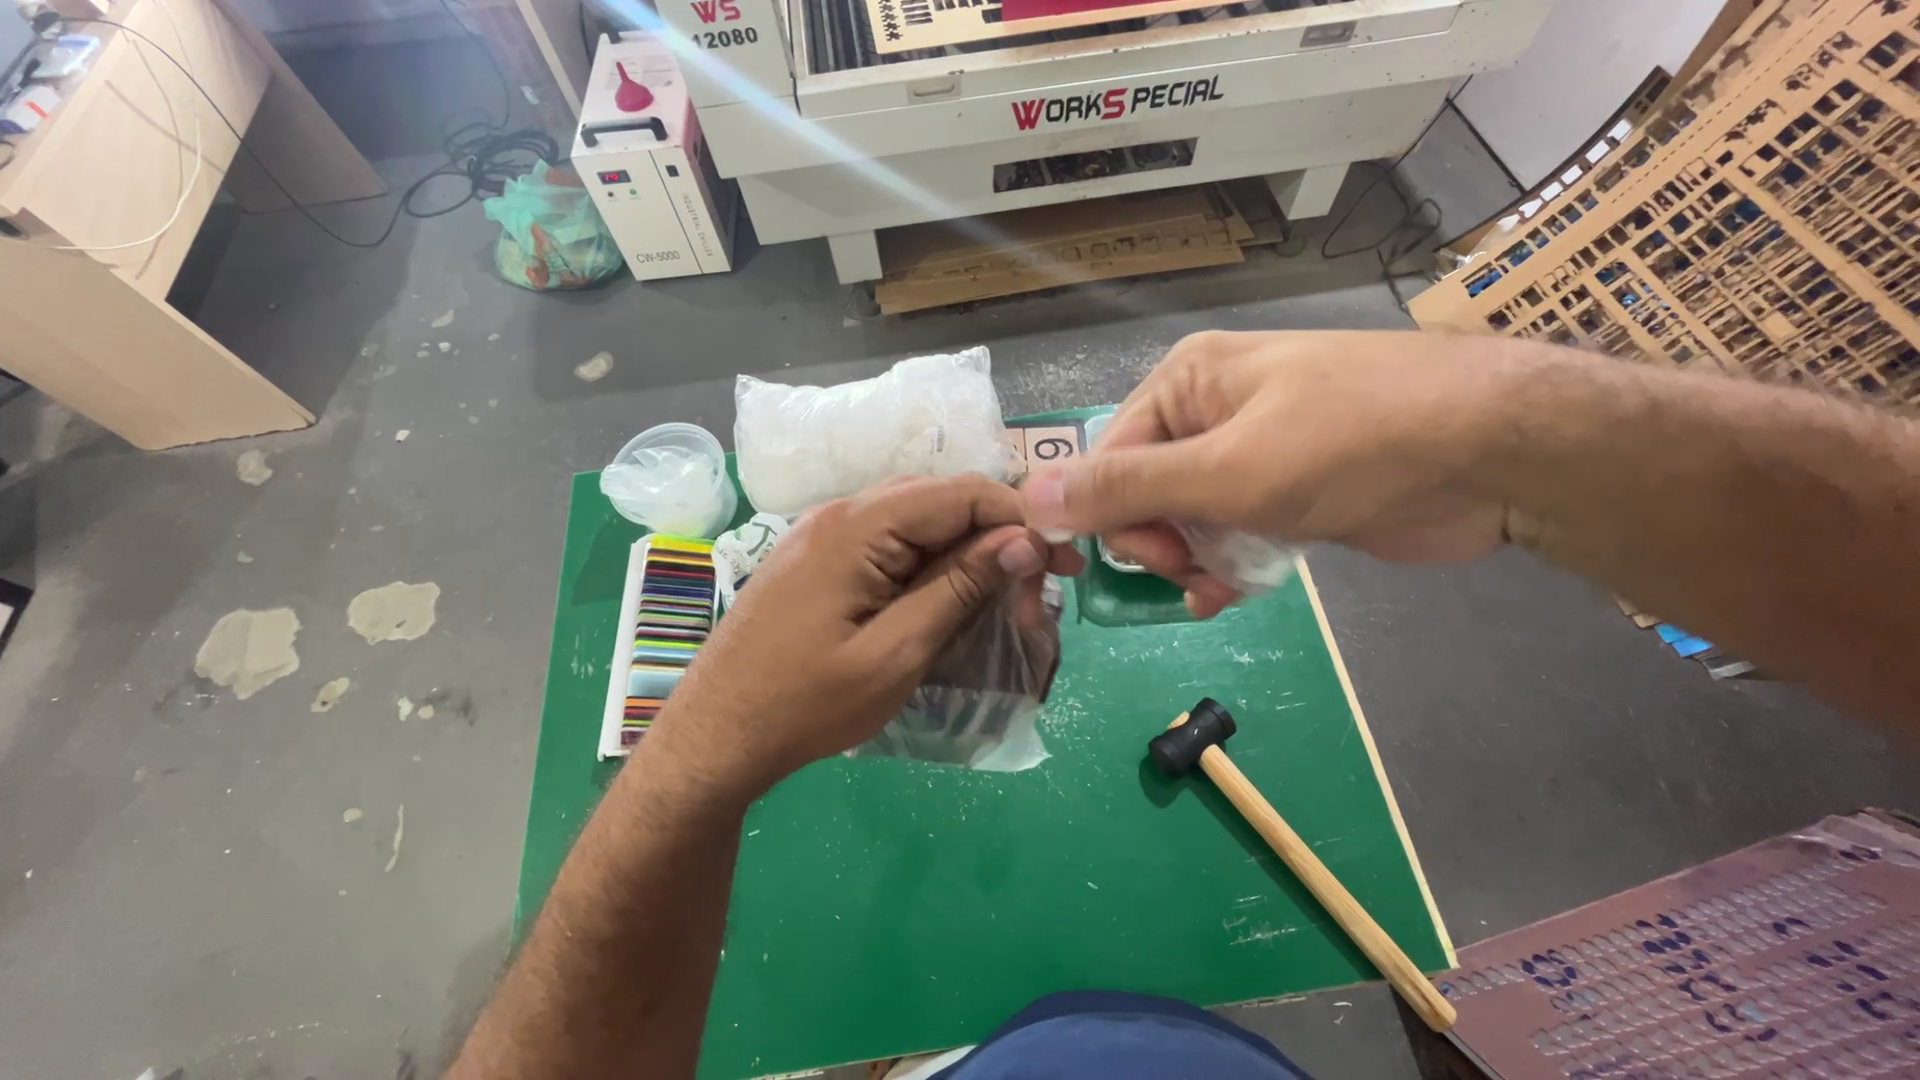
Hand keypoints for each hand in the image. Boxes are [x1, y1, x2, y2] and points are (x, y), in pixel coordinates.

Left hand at [649, 474, 1082, 796]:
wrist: (716, 734)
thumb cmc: (806, 703)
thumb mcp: (896, 653)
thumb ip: (959, 589)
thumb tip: (1022, 539)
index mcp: (859, 526)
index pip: (962, 492)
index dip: (1020, 520)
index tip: (1060, 567)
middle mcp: (841, 512)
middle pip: (942, 500)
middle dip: (998, 536)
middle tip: (1037, 593)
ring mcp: (825, 533)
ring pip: (917, 521)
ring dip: (966, 551)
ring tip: (1003, 599)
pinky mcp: (819, 559)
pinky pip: (889, 542)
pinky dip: (930, 563)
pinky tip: (949, 597)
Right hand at [1023, 330, 1517, 616]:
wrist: (1496, 453)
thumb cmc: (1349, 444)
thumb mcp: (1225, 469)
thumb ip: (1124, 488)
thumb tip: (1027, 495)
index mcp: (1186, 382)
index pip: (1108, 457)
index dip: (1114, 516)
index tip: (1151, 562)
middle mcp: (1211, 410)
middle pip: (1143, 491)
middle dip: (1159, 543)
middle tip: (1192, 573)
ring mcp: (1253, 452)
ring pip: (1185, 519)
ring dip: (1191, 561)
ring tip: (1220, 589)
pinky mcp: (1288, 491)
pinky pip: (1229, 532)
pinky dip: (1224, 565)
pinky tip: (1231, 593)